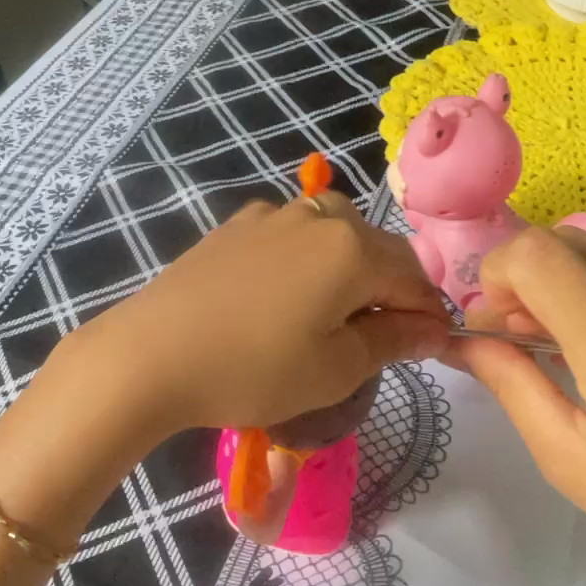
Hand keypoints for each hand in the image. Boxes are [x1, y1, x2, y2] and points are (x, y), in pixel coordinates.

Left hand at [70, 192, 451, 433]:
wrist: (153, 352)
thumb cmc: (254, 368)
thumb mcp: (335, 368)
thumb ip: (391, 341)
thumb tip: (432, 330)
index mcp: (351, 248)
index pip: (413, 276)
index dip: (428, 314)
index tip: (431, 349)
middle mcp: (315, 217)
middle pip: (375, 246)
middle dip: (390, 287)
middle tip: (381, 337)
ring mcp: (269, 216)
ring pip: (331, 230)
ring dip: (349, 266)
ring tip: (334, 312)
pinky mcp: (233, 227)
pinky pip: (289, 232)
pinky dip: (307, 256)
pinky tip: (286, 292)